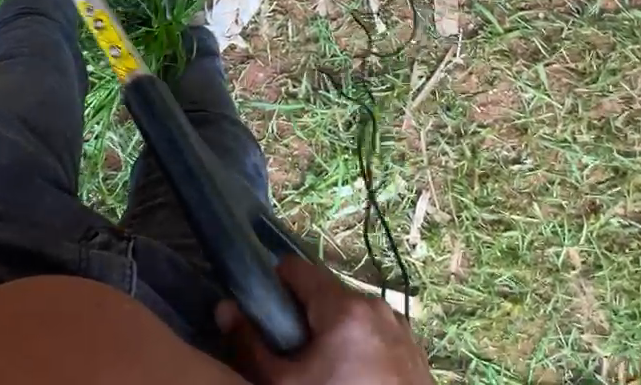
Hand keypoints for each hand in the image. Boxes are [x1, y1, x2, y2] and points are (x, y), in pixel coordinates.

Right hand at [217, 257, 433, 384]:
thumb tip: (224, 308)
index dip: (272, 286)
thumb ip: (249, 344)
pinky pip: (375, 334)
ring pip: (350, 314)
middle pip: (323, 291)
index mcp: (344, 306)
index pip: (294, 268)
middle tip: (292, 352)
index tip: (264, 316)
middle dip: (303, 314)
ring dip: (332, 331)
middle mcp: (376, 307)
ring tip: (323, 372)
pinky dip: (359, 348)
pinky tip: (352, 381)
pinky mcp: (417, 355)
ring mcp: (402, 330)